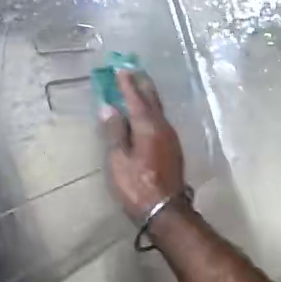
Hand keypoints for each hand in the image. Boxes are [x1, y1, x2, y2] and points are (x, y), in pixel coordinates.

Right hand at [99, 68, 186, 220]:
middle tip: (133, 70)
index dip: (127, 84)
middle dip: (142, 84)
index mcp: (148, 126)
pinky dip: (151, 110)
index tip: (120, 69)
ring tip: (138, 86)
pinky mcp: (172, 149)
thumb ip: (115, 132)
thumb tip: (108, 108)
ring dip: (147, 96)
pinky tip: (145, 113)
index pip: (136, 98)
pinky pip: (160, 120)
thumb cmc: (137, 186)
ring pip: (158, 109)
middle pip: (152, 100)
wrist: (166, 212)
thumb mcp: (119, 160)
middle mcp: (162, 127)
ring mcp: (170, 138)